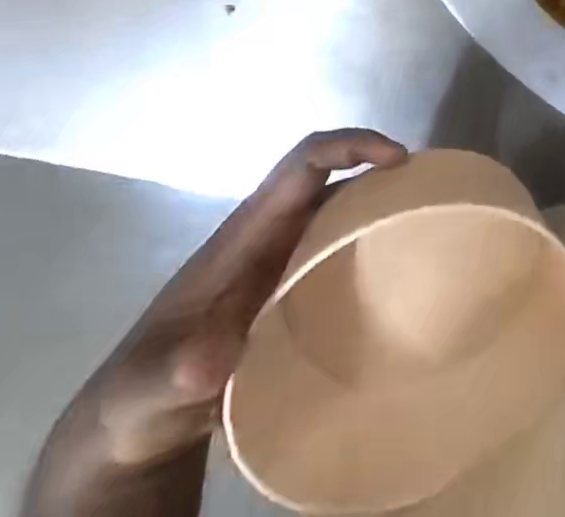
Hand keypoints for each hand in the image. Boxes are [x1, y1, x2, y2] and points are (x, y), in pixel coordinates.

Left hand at [25, 129, 407, 516]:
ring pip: (340, 208)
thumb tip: (213, 357)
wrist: (134, 419)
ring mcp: (283, 258)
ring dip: (381, 203)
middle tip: (430, 192)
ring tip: (427, 224)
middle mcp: (271, 233)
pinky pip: (341, 244)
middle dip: (380, 168)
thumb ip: (177, 370)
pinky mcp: (292, 284)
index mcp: (247, 234)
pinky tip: (399, 271)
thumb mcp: (151, 386)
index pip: (303, 164)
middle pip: (333, 177)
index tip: (398, 159)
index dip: (350, 145)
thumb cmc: (143, 390)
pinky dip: (372, 240)